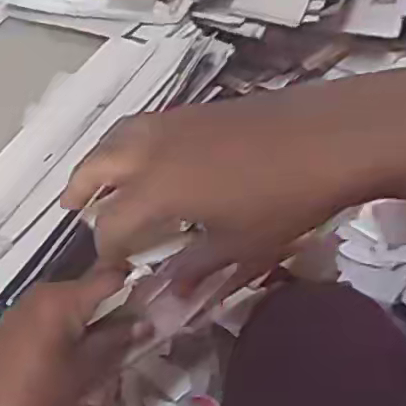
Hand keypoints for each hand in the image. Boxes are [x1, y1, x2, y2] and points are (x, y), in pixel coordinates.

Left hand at [0, 268, 142, 405]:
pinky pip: (53, 308)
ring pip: (72, 297)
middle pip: (90, 285)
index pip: (111, 275)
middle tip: (135, 326)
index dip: (136, 283)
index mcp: (65, 297)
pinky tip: (75, 343)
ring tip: (107, 339)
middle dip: (114, 302)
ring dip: (92, 312)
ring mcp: (28, 302)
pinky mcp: (17, 317)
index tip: (154, 299)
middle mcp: (45, 290)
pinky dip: (70, 319)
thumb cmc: (41, 388)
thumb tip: (146, 321)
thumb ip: (117, 339)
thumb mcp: (86, 367)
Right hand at [62, 85, 384, 280]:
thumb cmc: (285, 199)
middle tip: (71, 209)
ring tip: (97, 178)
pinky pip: (137, 125)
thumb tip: (168, 295)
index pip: (109, 225)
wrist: (334, 134)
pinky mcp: (190, 110)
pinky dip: (122, 142)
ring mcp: (169, 125)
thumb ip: (194, 269)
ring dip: (96, 161)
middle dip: (79, 191)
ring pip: (112, 138)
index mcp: (155, 192)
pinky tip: (141, 156)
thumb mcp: (240, 246)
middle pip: (93, 168)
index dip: (105, 250)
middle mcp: (149, 153)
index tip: (112, 267)